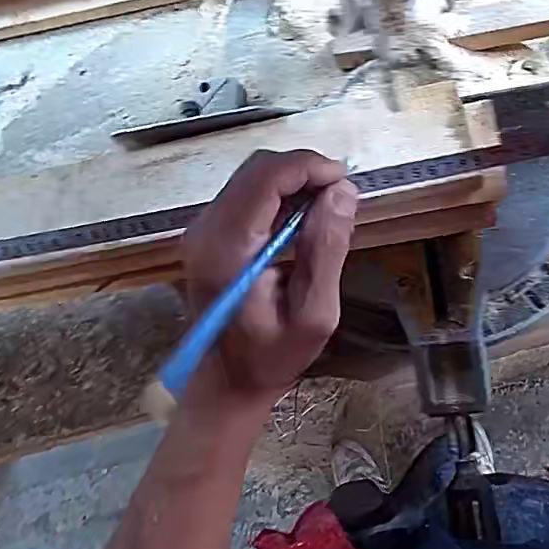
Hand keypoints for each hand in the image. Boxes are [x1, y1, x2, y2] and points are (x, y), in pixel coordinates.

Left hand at [180, 150, 357, 411]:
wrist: (227, 382)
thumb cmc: (272, 356)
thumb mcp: (315, 314)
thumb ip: (327, 250)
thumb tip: (342, 192)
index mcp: (227, 249)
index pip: (266, 177)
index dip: (309, 167)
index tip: (345, 180)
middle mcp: (206, 230)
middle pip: (257, 169)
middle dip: (305, 170)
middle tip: (341, 195)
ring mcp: (203, 230)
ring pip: (253, 177)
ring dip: (295, 181)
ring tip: (328, 207)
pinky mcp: (209, 233)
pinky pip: (248, 194)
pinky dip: (282, 194)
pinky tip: (304, 217)